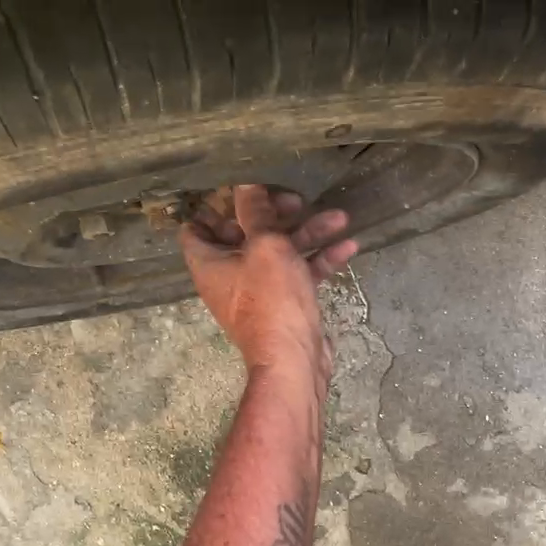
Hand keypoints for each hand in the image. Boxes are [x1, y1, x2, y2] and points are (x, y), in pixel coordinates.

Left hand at [180, 185, 357, 387]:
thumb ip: (256, 211)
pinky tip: (349, 246)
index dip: (215, 206)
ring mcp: (259, 293)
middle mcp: (230, 277)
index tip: (241, 190)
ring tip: (340, 217)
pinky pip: (299, 274)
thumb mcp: (265, 246)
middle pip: (247, 234)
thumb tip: (246, 183)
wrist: (294, 362)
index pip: (197, 227)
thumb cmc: (272, 301)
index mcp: (210, 263)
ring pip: (280, 252)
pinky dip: (320, 260)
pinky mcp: (285, 305)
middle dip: (274, 213)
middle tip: (296, 199)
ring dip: (308, 233)